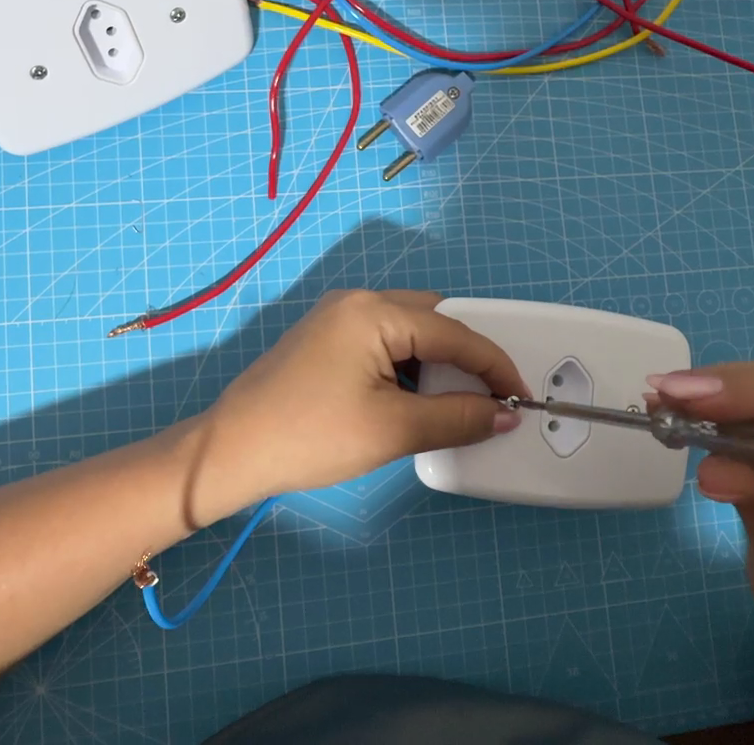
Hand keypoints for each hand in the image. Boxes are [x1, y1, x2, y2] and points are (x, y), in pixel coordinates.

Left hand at [197, 290, 528, 511]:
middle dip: (465, 356)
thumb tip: (502, 414)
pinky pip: (381, 341)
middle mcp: (355, 302)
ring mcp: (335, 318)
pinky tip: (413, 398)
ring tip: (454, 402)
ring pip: (407, 329)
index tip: (521, 397)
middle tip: (488, 397)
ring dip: (435, 361)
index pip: (454, 331)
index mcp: (373, 312)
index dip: (495, 366)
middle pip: (431, 318)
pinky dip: (406, 365)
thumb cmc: (312, 436)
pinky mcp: (323, 340)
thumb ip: (456, 417)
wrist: (232, 450)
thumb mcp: (393, 429)